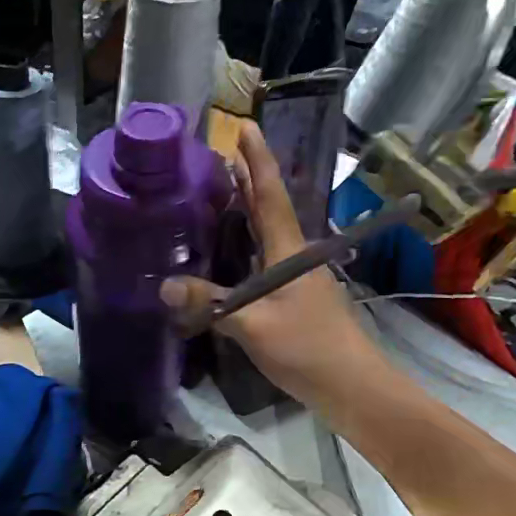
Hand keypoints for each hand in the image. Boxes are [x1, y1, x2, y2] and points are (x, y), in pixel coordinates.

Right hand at [160, 122, 371, 404]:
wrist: (351, 386)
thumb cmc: (307, 348)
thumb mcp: (254, 325)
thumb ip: (212, 304)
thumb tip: (165, 286)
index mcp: (289, 251)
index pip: (269, 197)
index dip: (256, 162)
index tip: (244, 129)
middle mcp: (293, 256)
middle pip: (267, 208)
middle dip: (247, 179)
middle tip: (220, 156)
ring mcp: (294, 277)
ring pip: (265, 234)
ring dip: (244, 211)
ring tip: (216, 196)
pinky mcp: (291, 298)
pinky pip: (261, 259)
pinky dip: (242, 244)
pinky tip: (224, 253)